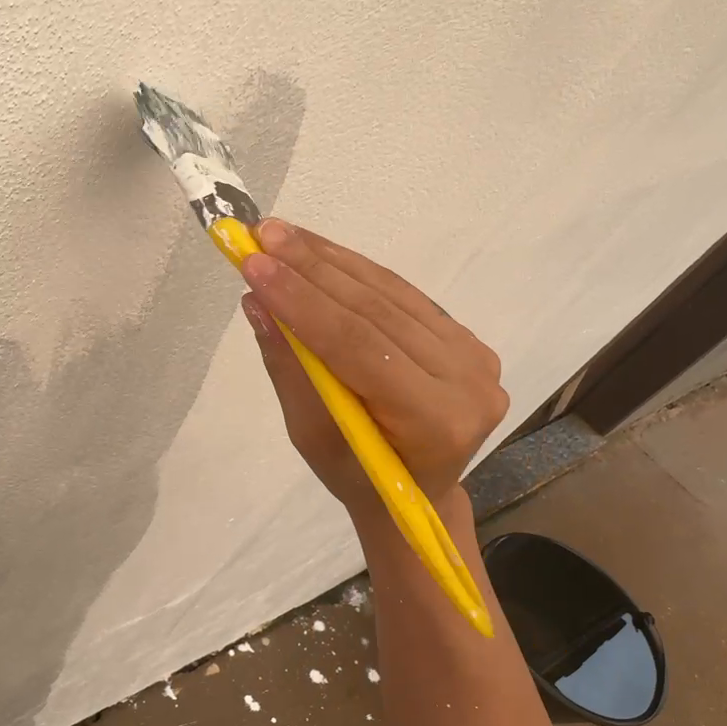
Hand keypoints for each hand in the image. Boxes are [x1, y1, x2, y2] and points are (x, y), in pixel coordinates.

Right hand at [238, 217, 508, 520]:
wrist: (418, 492)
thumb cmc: (356, 476)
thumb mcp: (310, 435)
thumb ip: (289, 368)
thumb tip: (257, 303)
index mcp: (434, 422)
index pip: (358, 346)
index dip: (302, 302)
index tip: (253, 264)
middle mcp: (468, 382)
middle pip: (376, 311)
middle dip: (309, 270)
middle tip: (259, 235)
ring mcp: (473, 355)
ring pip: (389, 293)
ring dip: (327, 258)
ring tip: (277, 233)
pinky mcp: (464, 337)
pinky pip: (401, 294)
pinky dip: (352, 269)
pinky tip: (314, 249)